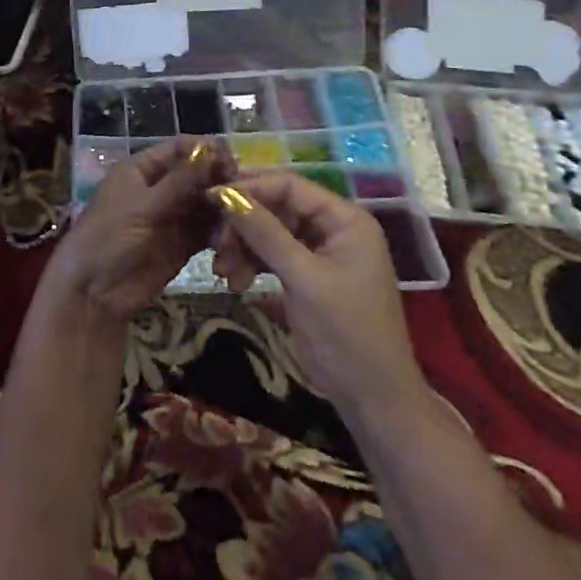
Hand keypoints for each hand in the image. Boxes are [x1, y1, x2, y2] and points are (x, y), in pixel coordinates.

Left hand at [47, 136, 232, 319]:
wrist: (94, 292)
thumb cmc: (108, 239)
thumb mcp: (142, 207)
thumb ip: (178, 182)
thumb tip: (212, 150)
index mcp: (140, 170)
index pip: (178, 149)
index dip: (205, 151)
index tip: (232, 161)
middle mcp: (159, 189)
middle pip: (197, 176)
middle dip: (220, 182)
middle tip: (244, 195)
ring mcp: (172, 217)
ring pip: (206, 204)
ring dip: (224, 211)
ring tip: (241, 221)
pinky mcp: (182, 244)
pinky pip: (208, 232)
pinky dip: (221, 235)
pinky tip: (233, 242)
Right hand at [206, 172, 426, 413]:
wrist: (369, 394)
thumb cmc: (346, 331)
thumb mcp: (303, 278)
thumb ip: (265, 233)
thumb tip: (226, 194)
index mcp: (345, 220)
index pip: (289, 186)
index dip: (249, 188)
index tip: (211, 200)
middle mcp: (332, 227)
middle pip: (274, 207)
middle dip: (242, 225)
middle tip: (216, 248)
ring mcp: (317, 251)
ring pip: (266, 231)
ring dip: (241, 248)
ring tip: (223, 274)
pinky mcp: (303, 273)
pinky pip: (268, 254)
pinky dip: (249, 264)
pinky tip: (235, 283)